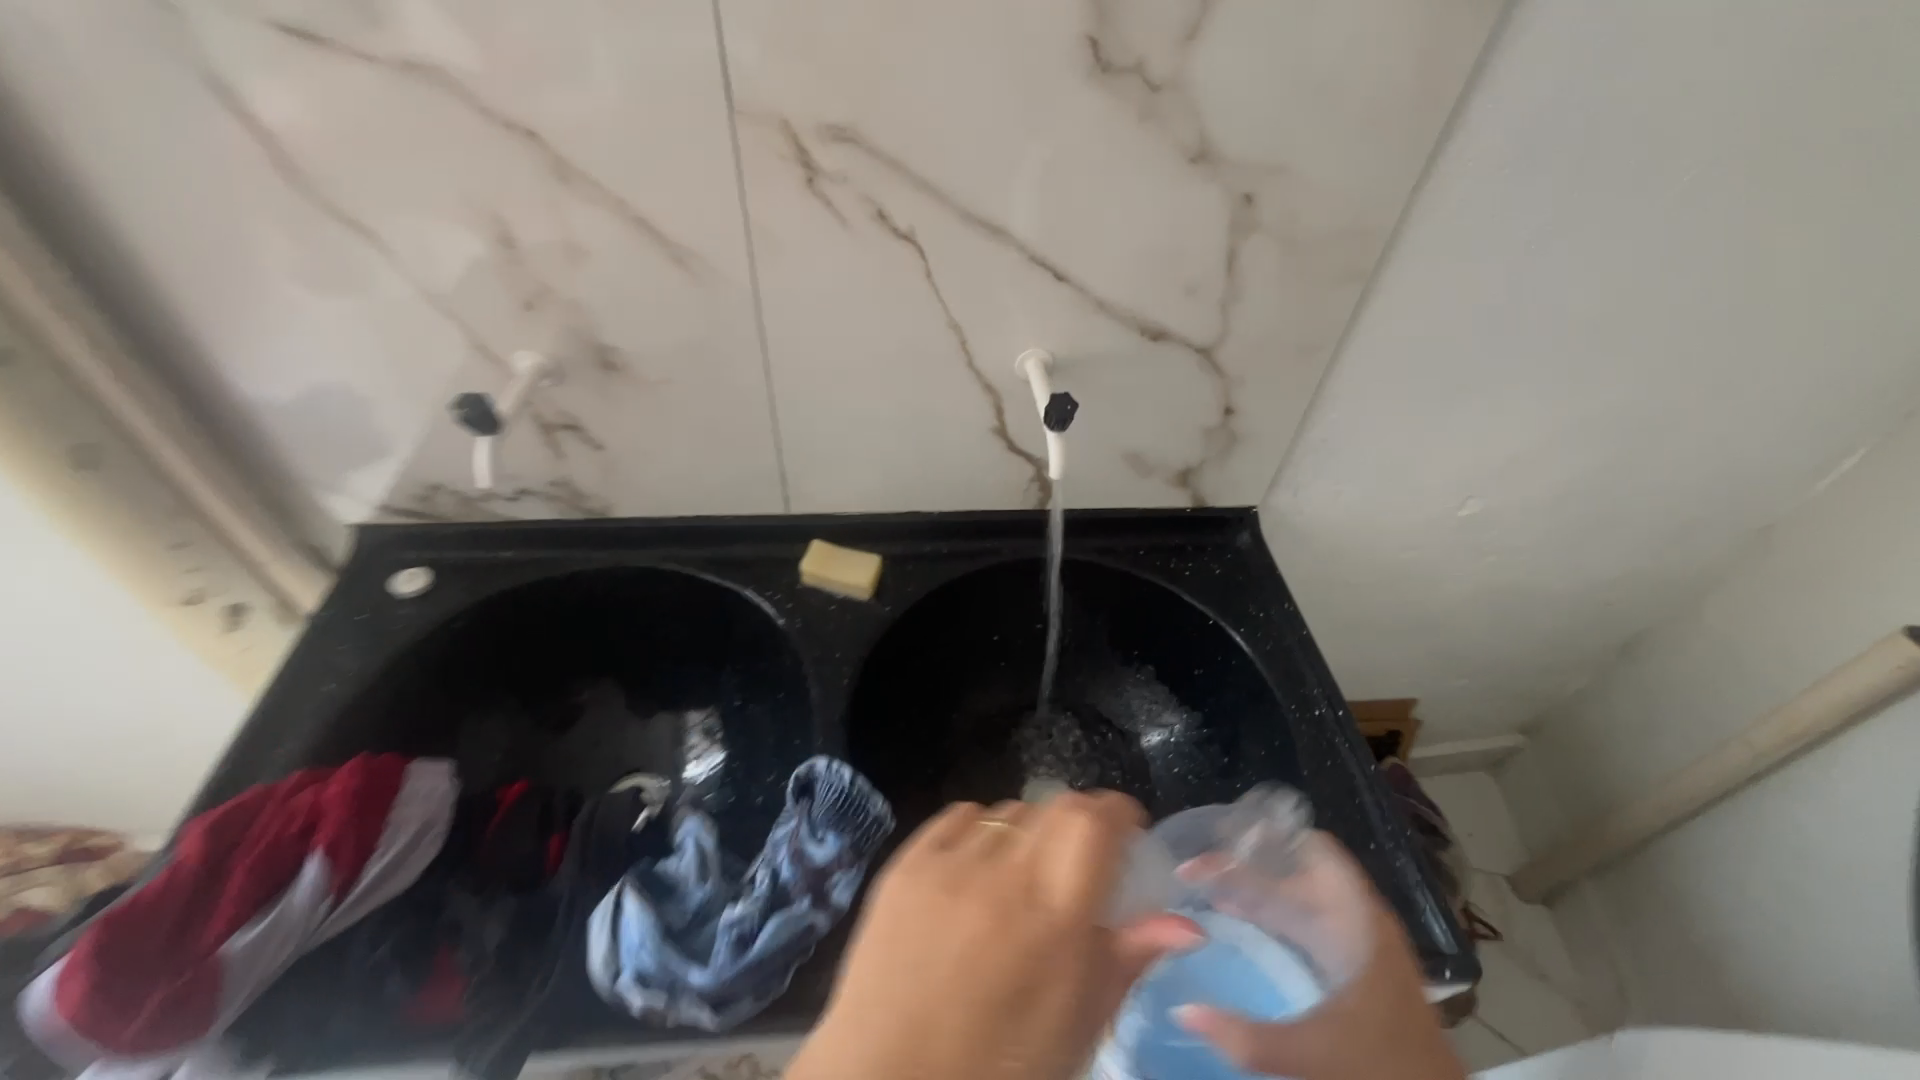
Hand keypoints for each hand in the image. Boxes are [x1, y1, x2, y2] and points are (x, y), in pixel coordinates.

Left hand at [789, 793, 1200, 1079]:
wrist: (891, 1079)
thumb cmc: (999, 1067)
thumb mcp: (1077, 1028)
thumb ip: (1126, 961)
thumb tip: (1184, 924)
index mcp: (1056, 920)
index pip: (1096, 823)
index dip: (1119, 811)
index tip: (1128, 829)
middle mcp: (1003, 877)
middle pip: (1056, 806)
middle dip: (1081, 821)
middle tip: (1081, 857)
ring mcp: (948, 866)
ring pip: (1008, 811)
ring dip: (1029, 831)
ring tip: (1023, 872)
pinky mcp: (905, 866)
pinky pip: (956, 817)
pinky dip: (978, 830)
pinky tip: (977, 866)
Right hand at [1174, 832, 1466, 1079]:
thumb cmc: (1385, 1068)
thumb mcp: (1313, 1053)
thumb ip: (1246, 1036)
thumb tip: (1181, 1011)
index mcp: (1358, 922)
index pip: (1316, 850)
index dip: (1272, 836)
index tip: (1223, 837)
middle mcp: (1360, 924)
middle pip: (1299, 875)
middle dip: (1248, 868)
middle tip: (1194, 869)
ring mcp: (1360, 947)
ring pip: (1301, 902)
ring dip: (1256, 893)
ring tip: (1205, 891)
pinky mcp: (1357, 972)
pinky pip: (1307, 926)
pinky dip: (1273, 919)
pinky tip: (1240, 929)